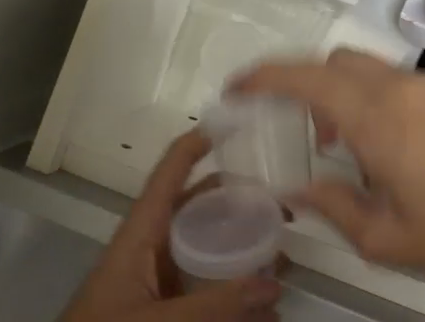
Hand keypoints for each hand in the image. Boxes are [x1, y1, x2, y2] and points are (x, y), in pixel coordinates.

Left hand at [59, 131, 282, 321]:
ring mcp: (157, 277)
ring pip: (206, 248)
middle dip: (241, 202)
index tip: (239, 123)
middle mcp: (152, 244)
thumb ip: (214, 305)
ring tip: (282, 259)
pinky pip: (204, 288)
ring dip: (242, 249)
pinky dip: (232, 293)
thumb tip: (275, 284)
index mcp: (141, 230)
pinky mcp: (163, 305)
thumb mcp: (158, 320)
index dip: (200, 141)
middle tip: (283, 210)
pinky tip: (263, 311)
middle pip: (200, 206)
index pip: (171, 169)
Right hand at [231, 49, 424, 275]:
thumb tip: (294, 191)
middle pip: (331, 62)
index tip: (237, 87)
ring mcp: (420, 83)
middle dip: (302, 84)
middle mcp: (395, 87)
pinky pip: (386, 75)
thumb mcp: (380, 237)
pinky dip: (363, 93)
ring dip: (335, 90)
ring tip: (337, 143)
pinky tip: (375, 140)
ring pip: (359, 65)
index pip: (308, 80)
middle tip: (296, 130)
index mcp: (375, 120)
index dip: (267, 77)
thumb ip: (330, 205)